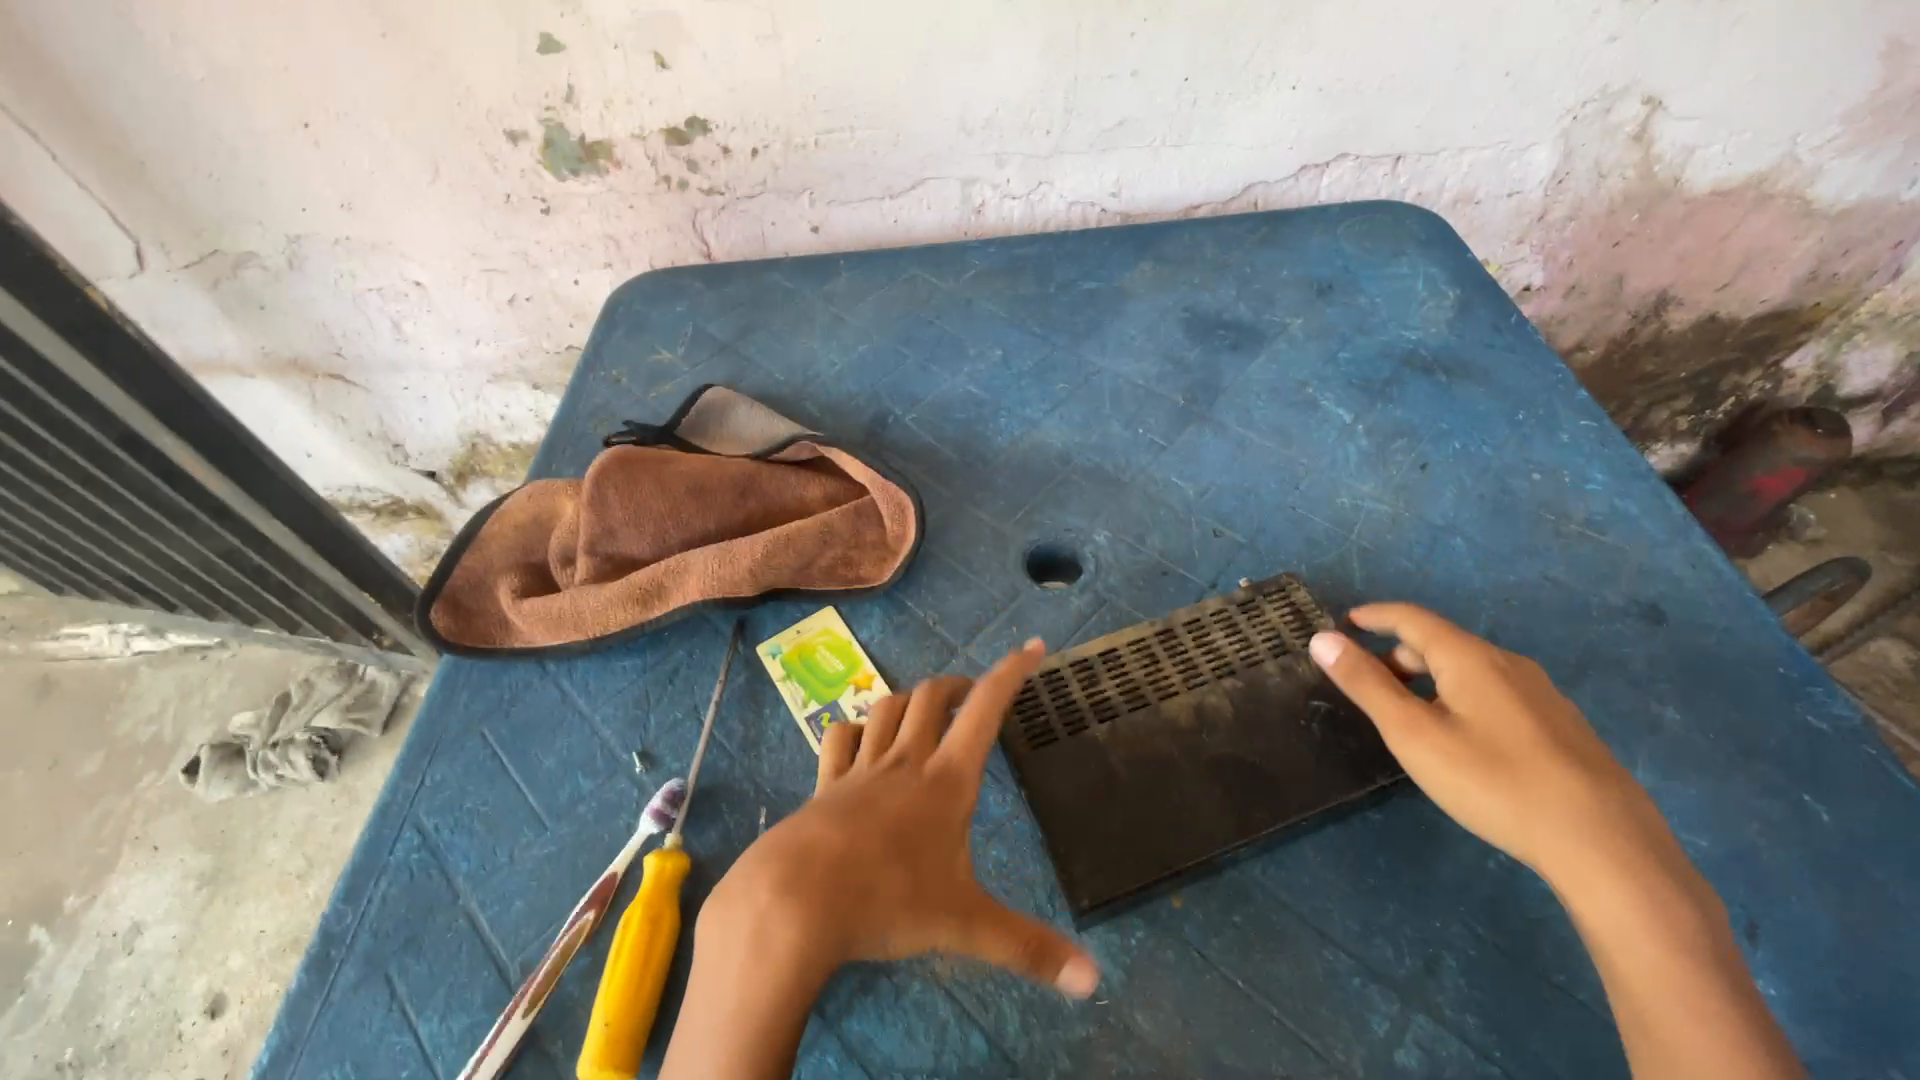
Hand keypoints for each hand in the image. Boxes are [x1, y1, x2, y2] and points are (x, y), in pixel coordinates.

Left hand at [701, 638, 1100, 996]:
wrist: (793, 902)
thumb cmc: (887, 903)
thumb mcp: (965, 926)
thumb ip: (1028, 949)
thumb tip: (1093, 981)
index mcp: (947, 782)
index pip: (985, 709)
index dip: (1011, 673)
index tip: (1032, 646)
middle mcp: (905, 763)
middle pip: (932, 696)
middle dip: (958, 685)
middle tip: (974, 695)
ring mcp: (859, 771)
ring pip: (886, 707)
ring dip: (909, 699)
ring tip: (924, 710)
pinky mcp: (824, 787)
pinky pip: (840, 738)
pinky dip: (856, 728)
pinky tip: (860, 739)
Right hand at [1307, 603, 1677, 886]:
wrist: (1601, 840)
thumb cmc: (1493, 781)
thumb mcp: (1413, 734)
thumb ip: (1366, 685)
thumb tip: (1322, 639)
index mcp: (1470, 658)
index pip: (1412, 618)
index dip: (1374, 617)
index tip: (1344, 623)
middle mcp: (1508, 664)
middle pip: (1442, 644)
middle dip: (1398, 654)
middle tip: (1367, 682)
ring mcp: (1540, 695)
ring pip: (1470, 671)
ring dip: (1430, 679)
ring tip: (1408, 714)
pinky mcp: (1559, 726)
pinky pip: (1495, 694)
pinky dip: (1460, 697)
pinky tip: (1461, 740)